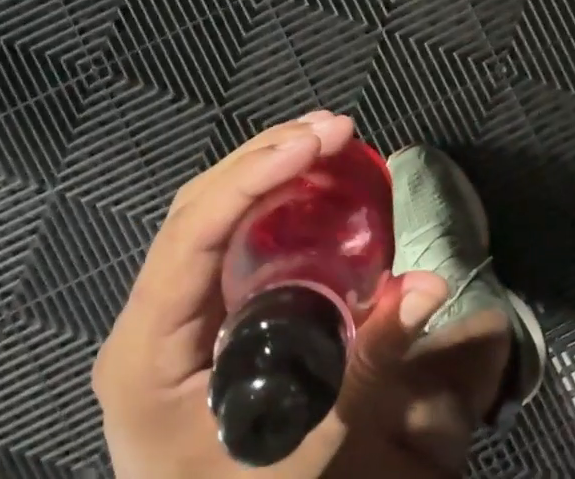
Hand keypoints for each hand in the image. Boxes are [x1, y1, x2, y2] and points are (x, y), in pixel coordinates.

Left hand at [93, 112, 487, 477]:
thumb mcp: (302, 445)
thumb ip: (366, 367)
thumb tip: (431, 285)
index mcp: (144, 352)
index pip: (190, 238)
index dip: (252, 177)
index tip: (317, 143)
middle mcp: (143, 322)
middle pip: (194, 211)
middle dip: (264, 157)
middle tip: (335, 129)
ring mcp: (163, 316)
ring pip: (204, 216)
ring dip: (262, 167)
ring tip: (324, 138)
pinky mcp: (190, 317)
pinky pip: (220, 239)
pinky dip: (263, 199)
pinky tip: (305, 182)